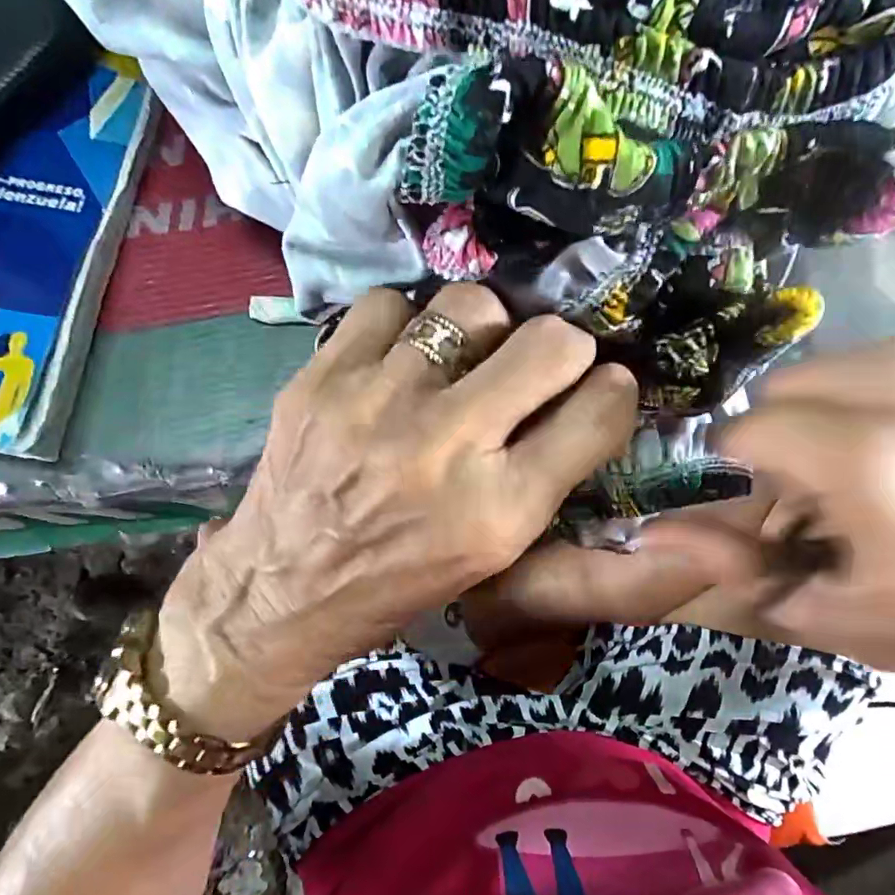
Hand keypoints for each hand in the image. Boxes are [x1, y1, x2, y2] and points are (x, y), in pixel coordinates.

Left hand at [159, 284, 638, 738]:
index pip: (598, 412)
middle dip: (560, 348)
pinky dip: (403, 326)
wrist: (284, 589)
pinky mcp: (324, 377)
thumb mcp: (489, 555)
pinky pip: (390, 304)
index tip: (599, 387)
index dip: (610, 391)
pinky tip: (395, 361)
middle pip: (550, 343)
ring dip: (482, 330)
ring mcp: (381, 401)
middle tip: (536, 364)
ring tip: (460, 360)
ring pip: (471, 306)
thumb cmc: (397, 583)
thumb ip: (543, 477)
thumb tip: (584, 396)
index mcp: (499, 510)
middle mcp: (447, 445)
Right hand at [470, 344, 894, 678]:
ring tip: (801, 422)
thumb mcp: (791, 607)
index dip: (775, 431)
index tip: (725, 447)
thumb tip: (647, 527)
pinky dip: (870, 383)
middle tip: (761, 425)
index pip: (862, 455)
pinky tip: (853, 423)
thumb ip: (725, 561)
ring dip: (831, 378)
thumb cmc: (877, 624)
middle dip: (800, 388)